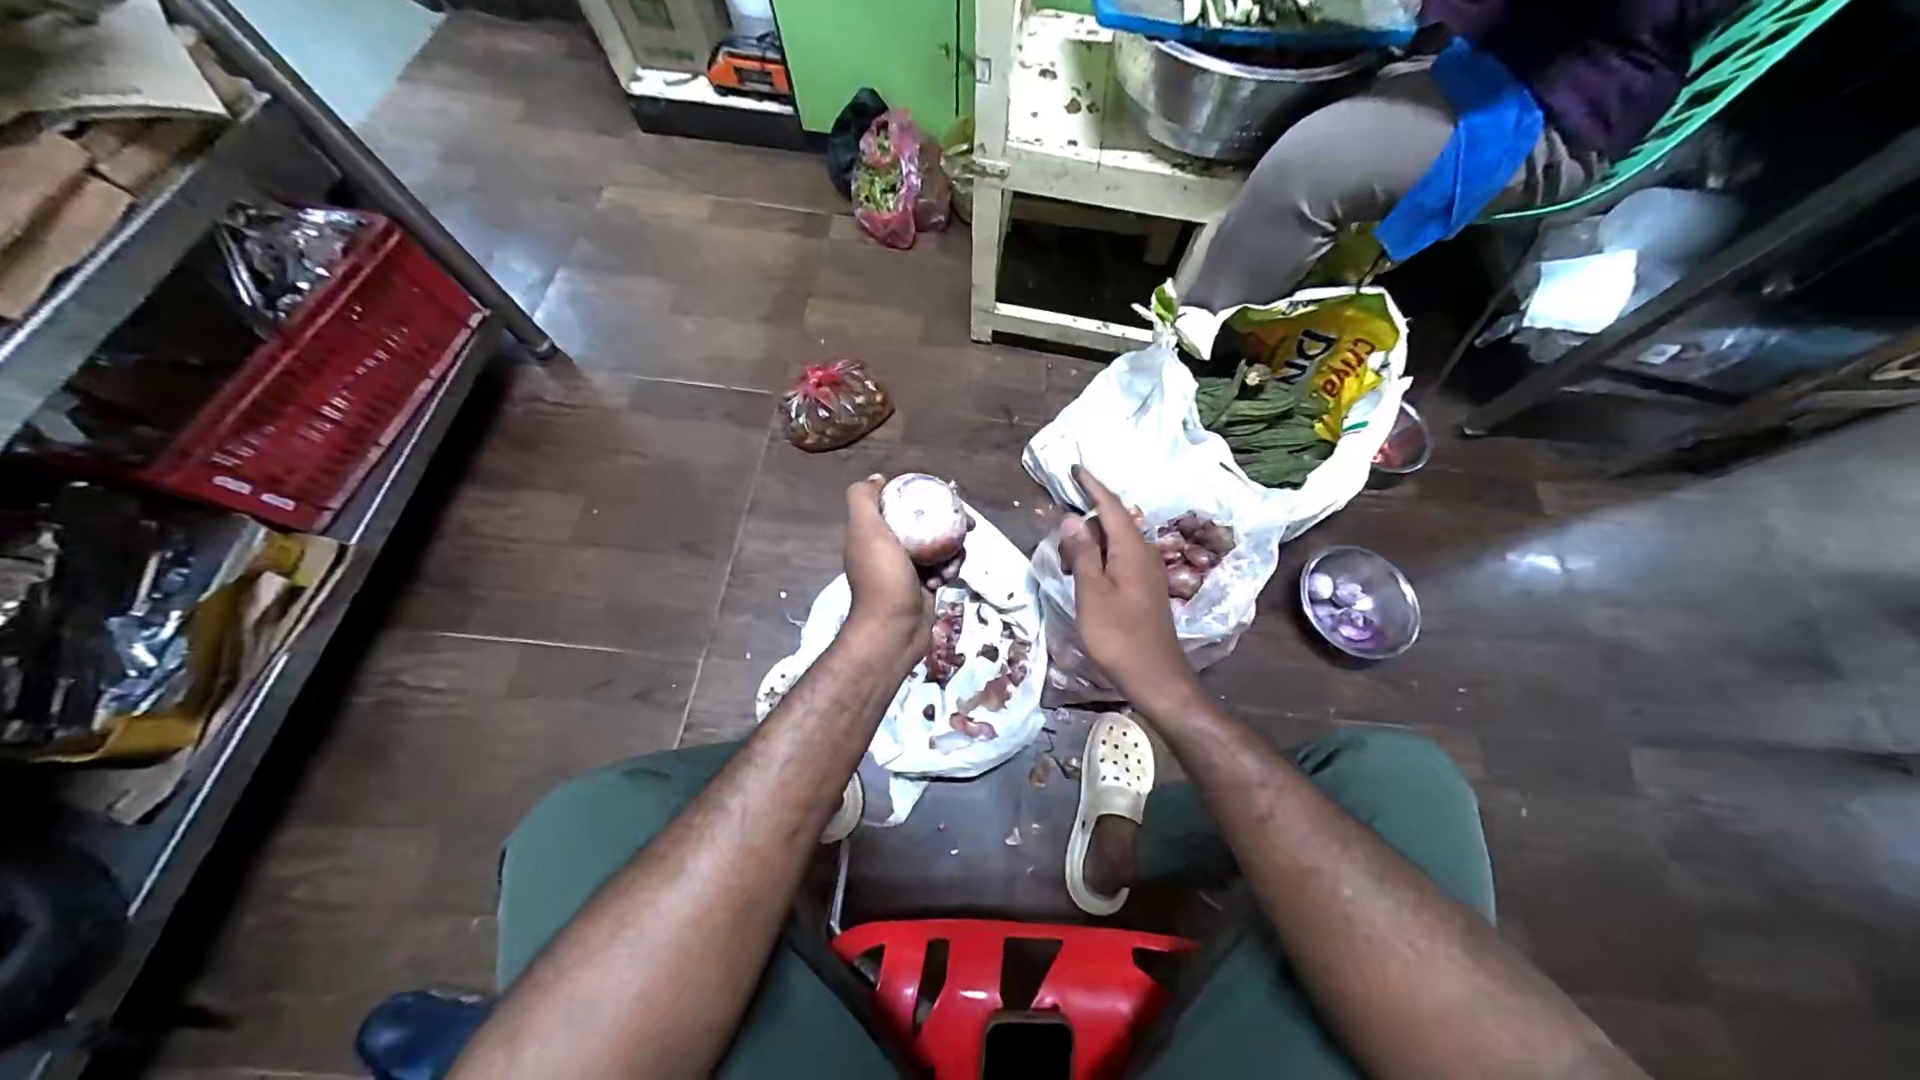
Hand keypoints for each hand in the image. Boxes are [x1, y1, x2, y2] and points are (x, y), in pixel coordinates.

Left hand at [843, 475, 931, 666]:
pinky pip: (944, 567)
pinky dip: (949, 570)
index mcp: (873, 532)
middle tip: (968, 524)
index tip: (943, 495)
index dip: (923, 496)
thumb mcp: (866, 531)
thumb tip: (878, 478)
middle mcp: (889, 547)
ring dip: (950, 551)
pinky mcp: (925, 585)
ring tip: (949, 564)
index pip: (902, 503)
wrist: (894, 629)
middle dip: (947, 522)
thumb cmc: (882, 578)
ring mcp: (908, 567)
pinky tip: (945, 580)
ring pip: (939, 545)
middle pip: (924, 522)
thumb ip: (863, 499)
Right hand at [1060, 466, 1204, 719]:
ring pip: (1114, 543)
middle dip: (1083, 523)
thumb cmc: (1118, 635)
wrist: (1155, 676)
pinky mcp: (1145, 589)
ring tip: (1068, 565)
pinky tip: (1086, 578)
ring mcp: (1147, 572)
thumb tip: (1071, 517)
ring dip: (1089, 545)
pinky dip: (1099, 560)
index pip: (1110, 506)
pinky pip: (1119, 560)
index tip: (1076, 468)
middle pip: (1111, 523)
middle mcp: (1144, 554)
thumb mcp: (1091, 591)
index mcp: (1131, 548)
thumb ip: (1082, 552)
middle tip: (1059, 545)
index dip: (1092, 486)